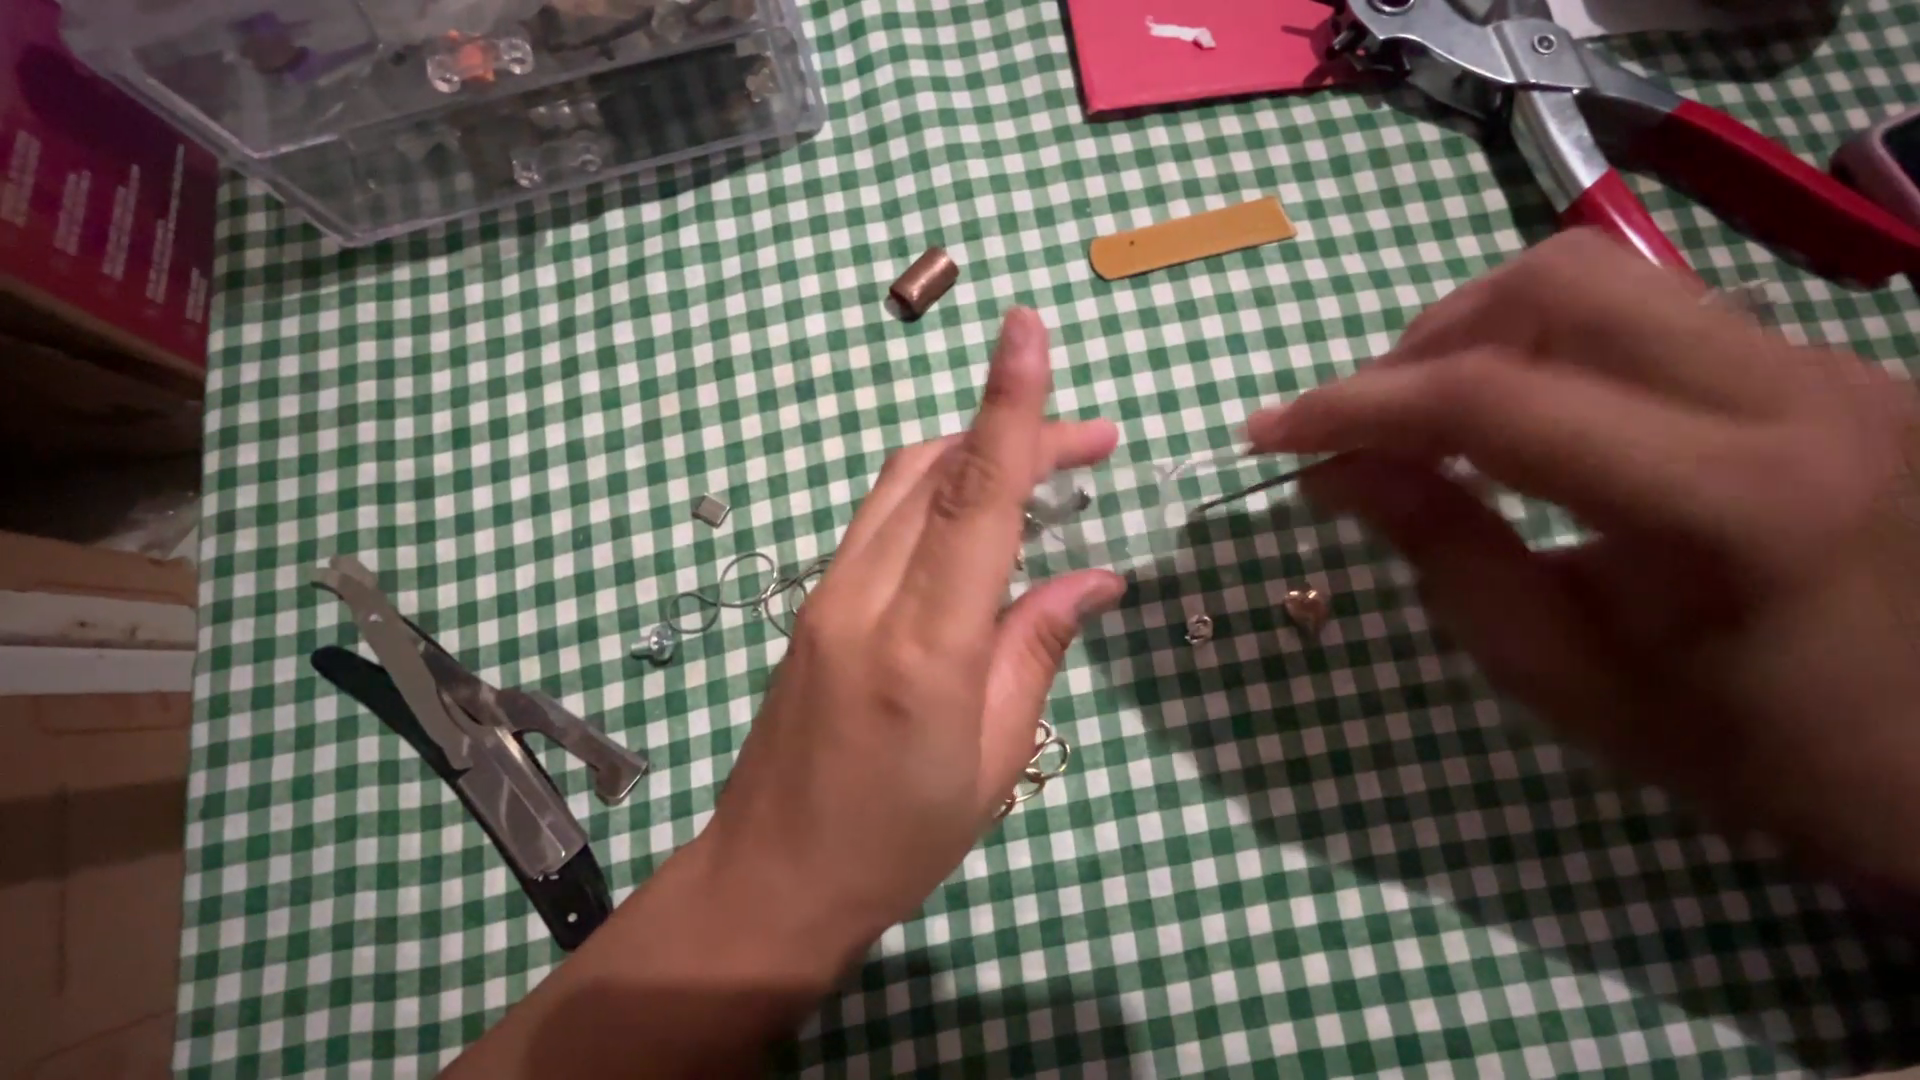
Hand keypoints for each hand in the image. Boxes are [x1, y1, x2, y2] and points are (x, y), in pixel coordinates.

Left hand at [445, 309, 1125, 1078]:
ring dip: (972, 454)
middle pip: (937, 472)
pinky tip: (976, 519)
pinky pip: (879, 521)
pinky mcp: (809, 603)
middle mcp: (864, 597)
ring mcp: (825, 594)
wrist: (769, 878)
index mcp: (923, 645)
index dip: (1008, 410)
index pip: (973, 499)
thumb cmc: (897, 839)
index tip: (1028, 331)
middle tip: (1095, 442)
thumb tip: (1096, 575)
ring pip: (901, 485)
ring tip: (1046, 469)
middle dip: (1016, 431)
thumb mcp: (994, 757)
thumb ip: (1037, 648)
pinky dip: (935, 493)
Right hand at [1247, 231, 1919, 892]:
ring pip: (1600, 278)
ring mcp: (1822, 364)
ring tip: (1424, 414)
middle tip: (1359, 423)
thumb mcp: (1559, 671)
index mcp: (1730, 501)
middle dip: (1418, 344)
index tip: (1267, 434)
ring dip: (1475, 332)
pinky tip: (1513, 416)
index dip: (1356, 407)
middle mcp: (1792, 393)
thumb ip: (1441, 551)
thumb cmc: (1744, 748)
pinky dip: (1539, 346)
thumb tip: (1333, 469)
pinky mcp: (1819, 365)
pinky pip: (1642, 314)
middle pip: (1555, 285)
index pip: (1495, 400)